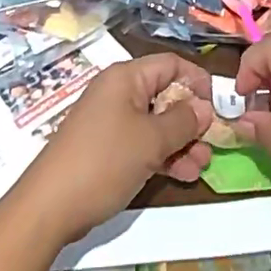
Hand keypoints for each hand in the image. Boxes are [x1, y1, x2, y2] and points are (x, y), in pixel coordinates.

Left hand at [13, 53, 214, 240]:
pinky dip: (163, 155)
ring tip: (201, 165)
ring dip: (181, 142)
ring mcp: (111, 121)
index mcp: (126, 78)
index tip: (219, 106)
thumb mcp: (151, 140)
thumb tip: (204, 108)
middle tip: (213, 143)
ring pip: (156, 122)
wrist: (50, 206)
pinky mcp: (107, 148)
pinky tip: (183, 174)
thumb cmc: (104, 161)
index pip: (171, 64)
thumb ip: (183, 121)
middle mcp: (119, 93)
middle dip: (191, 119)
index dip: (197, 80)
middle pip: (165, 94)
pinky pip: (143, 142)